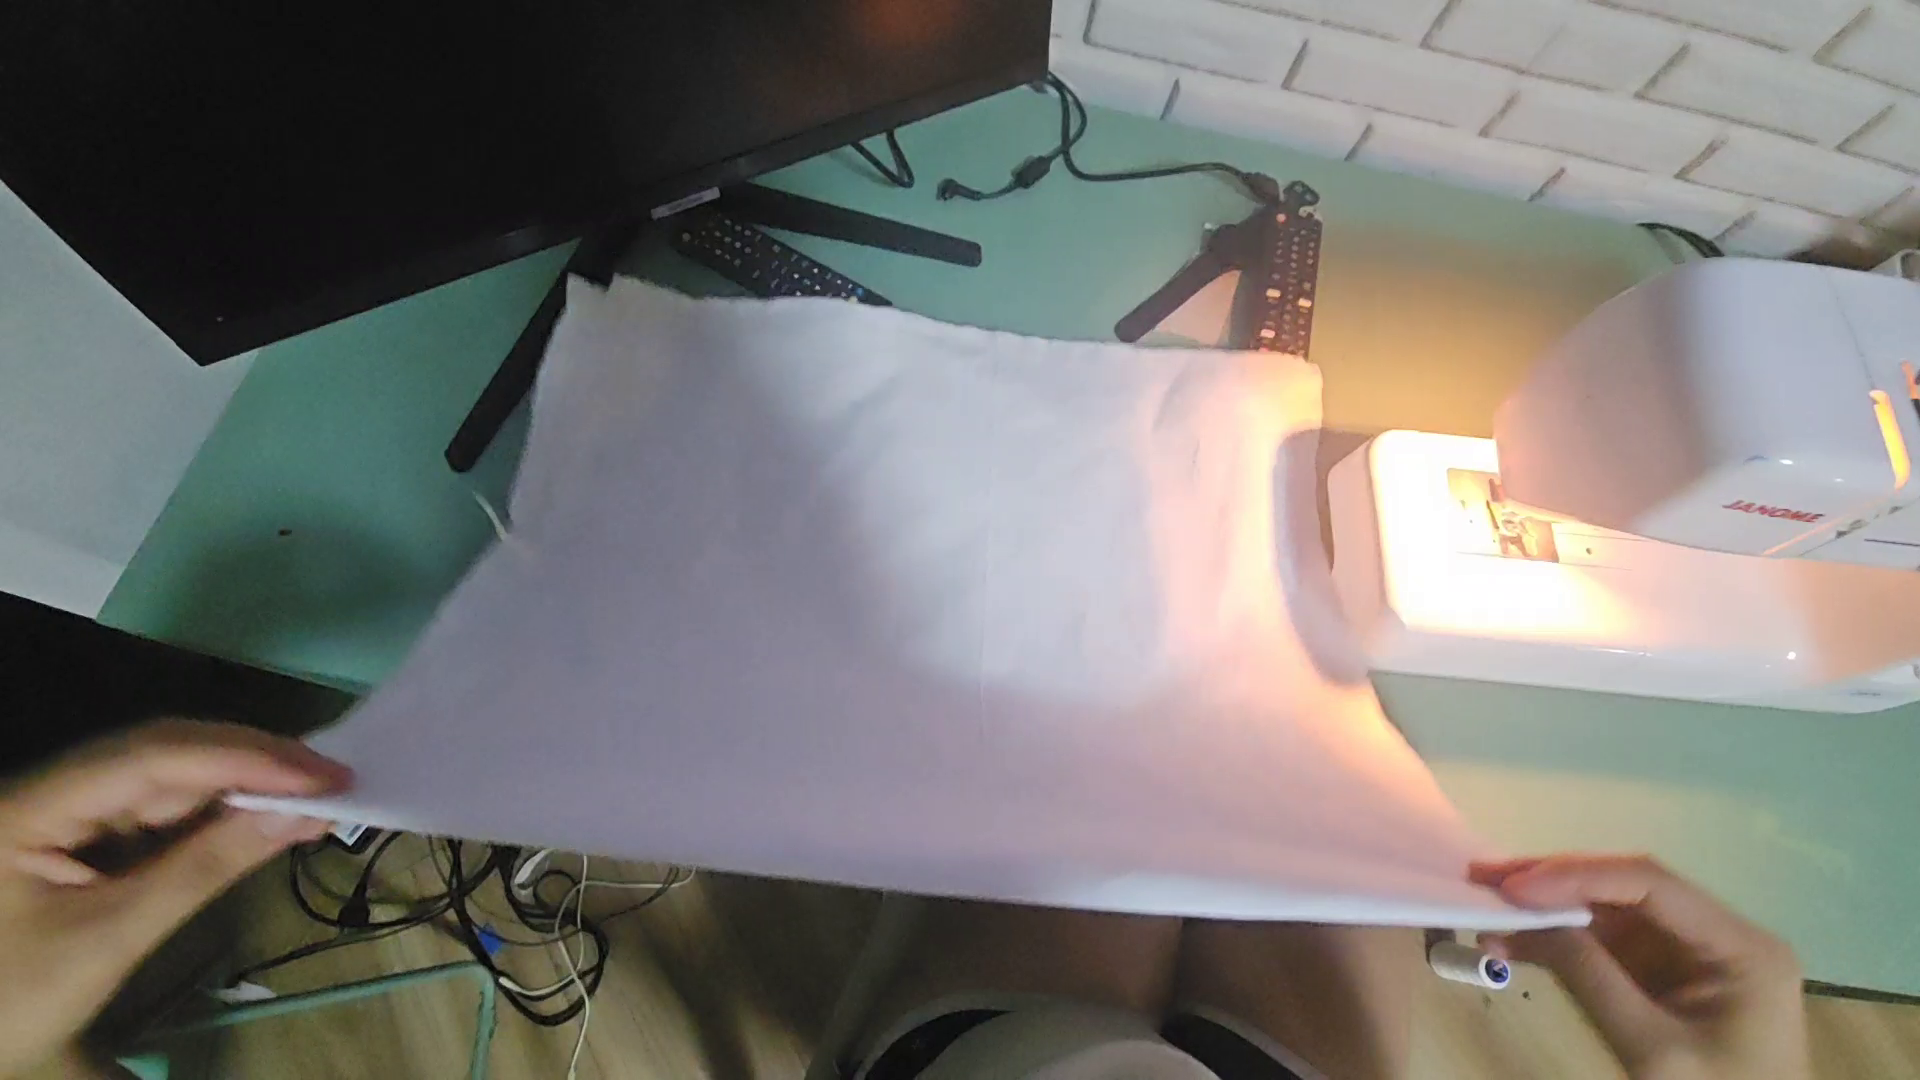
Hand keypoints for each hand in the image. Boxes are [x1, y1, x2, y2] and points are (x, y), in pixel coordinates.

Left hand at [0, 720, 349, 1075]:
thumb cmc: (8, 1002)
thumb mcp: (108, 938)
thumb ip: (207, 867)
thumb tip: (308, 814)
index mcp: (26, 809)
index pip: (154, 757)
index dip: (247, 758)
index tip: (324, 777)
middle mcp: (46, 791)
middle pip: (167, 750)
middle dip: (256, 759)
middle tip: (334, 776)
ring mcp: (64, 808)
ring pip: (174, 771)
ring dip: (250, 778)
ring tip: (317, 791)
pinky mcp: (84, 829)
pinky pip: (168, 800)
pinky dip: (227, 802)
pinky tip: (271, 809)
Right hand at [1474, 856, 1808, 1079]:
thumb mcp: (1651, 1046)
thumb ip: (1590, 974)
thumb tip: (1525, 914)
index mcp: (1739, 947)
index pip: (1647, 883)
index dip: (1573, 876)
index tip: (1511, 889)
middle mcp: (1713, 932)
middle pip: (1617, 884)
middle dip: (1546, 880)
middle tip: (1482, 876)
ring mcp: (1680, 947)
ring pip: (1595, 904)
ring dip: (1538, 906)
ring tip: (1482, 904)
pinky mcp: (1652, 965)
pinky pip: (1591, 935)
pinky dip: (1546, 935)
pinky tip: (1504, 941)